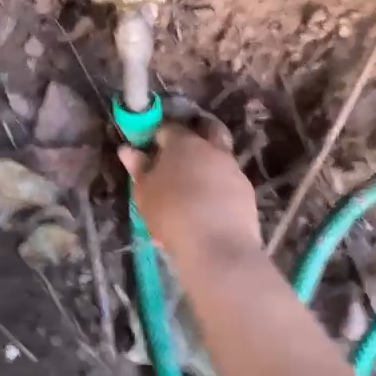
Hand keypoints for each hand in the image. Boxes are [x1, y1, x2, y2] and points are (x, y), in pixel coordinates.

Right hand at [119, 121, 262, 263]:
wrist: (217, 247)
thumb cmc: (171, 213)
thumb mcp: (144, 193)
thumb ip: (138, 168)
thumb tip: (127, 150)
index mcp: (183, 143)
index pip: (168, 127)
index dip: (158, 136)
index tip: (150, 151)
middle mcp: (212, 149)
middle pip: (208, 130)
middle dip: (197, 135)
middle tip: (180, 156)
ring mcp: (233, 170)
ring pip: (220, 158)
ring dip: (208, 166)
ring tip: (192, 191)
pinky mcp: (248, 192)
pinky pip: (229, 182)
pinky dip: (219, 188)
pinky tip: (208, 208)